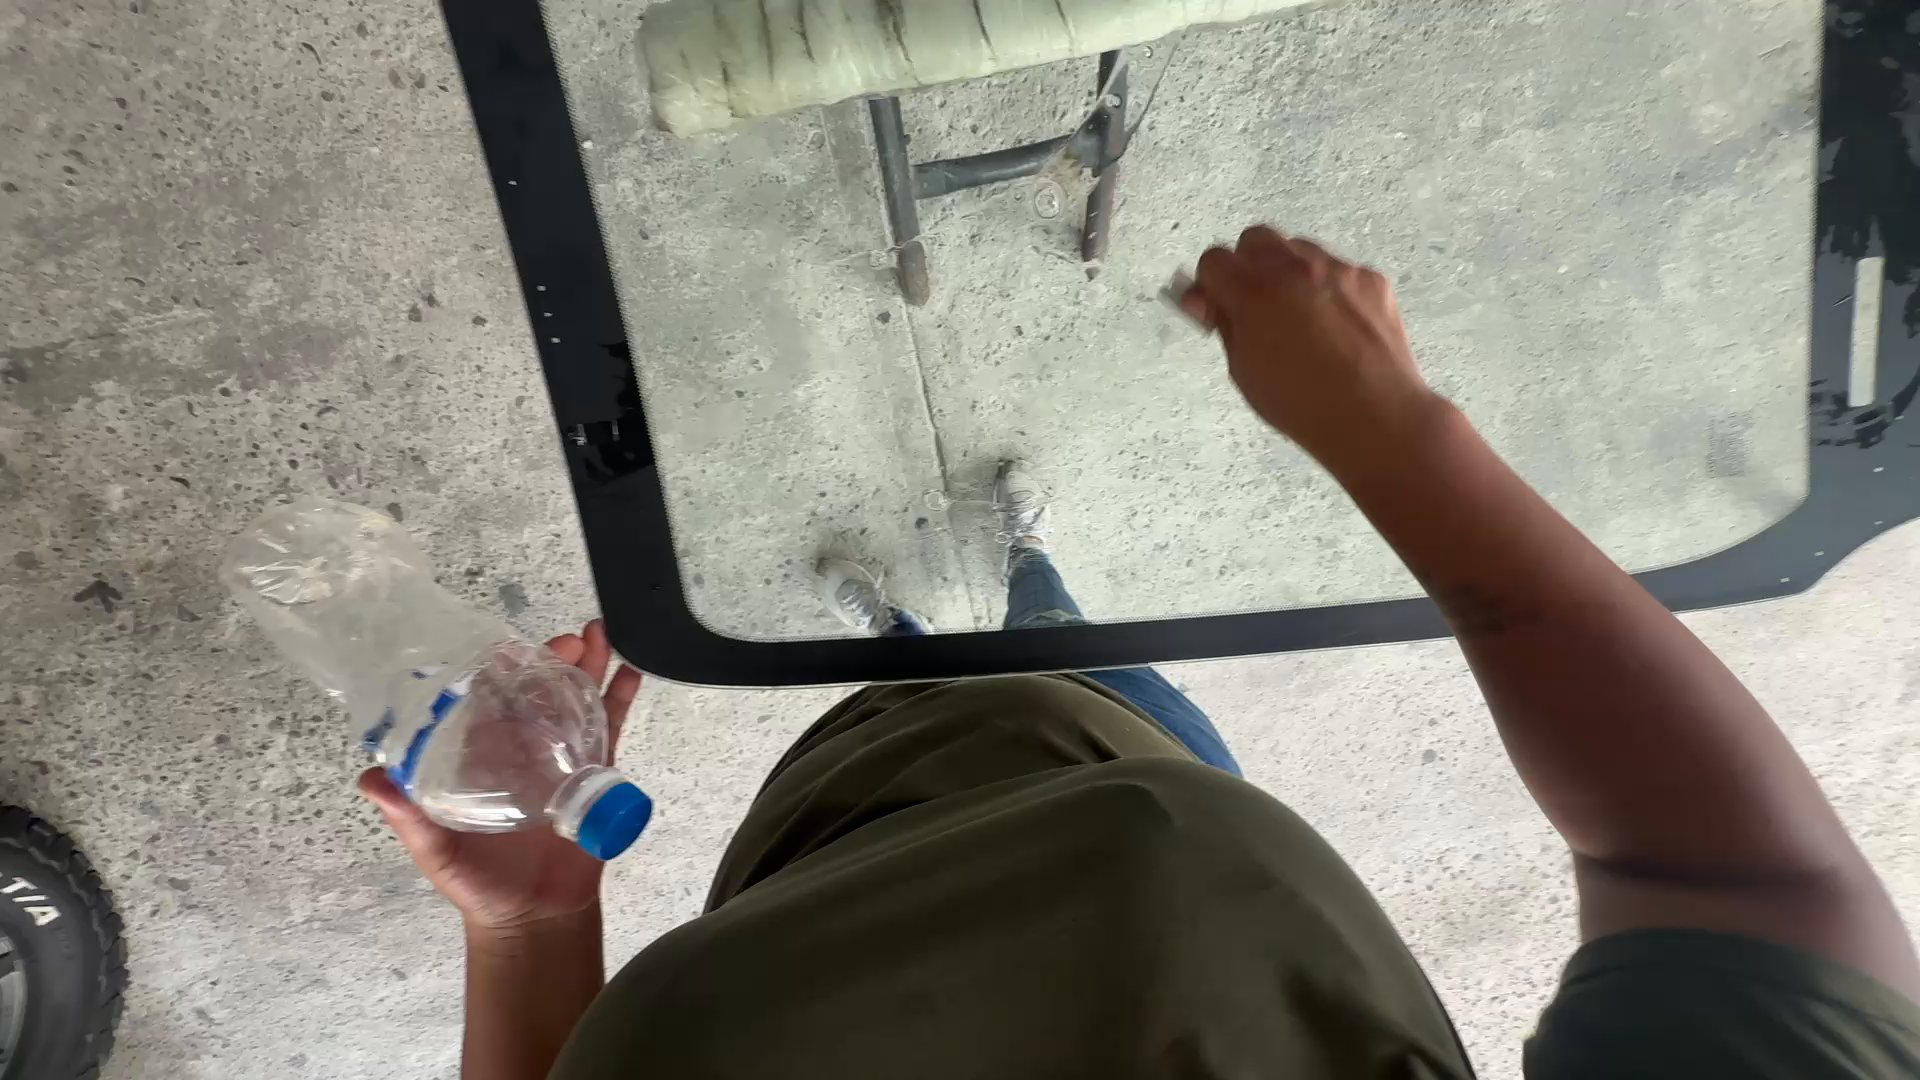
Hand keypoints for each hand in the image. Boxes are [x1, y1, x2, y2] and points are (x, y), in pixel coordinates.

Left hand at [358, 618, 643, 930]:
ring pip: (581, 699)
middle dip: (558, 658)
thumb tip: (371, 776)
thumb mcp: (436, 849)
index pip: (494, 700)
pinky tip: (631, 672)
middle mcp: (527, 745)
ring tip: (602, 634)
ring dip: (593, 666)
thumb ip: (411, 815)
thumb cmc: (480, 881)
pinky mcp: (599, 769)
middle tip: (573, 637)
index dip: (504, 670)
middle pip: (544, 691)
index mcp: (485, 755)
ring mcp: (566, 754)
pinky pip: (612, 727)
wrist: (536, 911)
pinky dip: (622, 698)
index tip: (513, 648)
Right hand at [1181, 226, 1442, 467]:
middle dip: (1245, 265)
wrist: (1371, 413)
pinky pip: (1336, 269)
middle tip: (1249, 303)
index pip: (1214, 260)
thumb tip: (1204, 300)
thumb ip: (1222, 325)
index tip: (1212, 306)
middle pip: (1255, 239)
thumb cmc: (1299, 401)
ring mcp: (1337, 269)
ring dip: (1286, 273)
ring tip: (1293, 317)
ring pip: (1298, 250)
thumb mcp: (1242, 369)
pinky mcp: (1369, 278)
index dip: (1208, 284)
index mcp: (1254, 294)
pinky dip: (1324, 289)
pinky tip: (1330, 327)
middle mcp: (1295, 269)